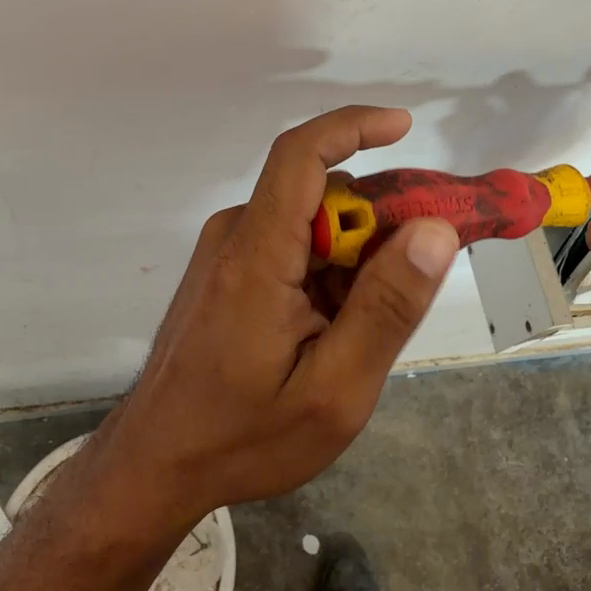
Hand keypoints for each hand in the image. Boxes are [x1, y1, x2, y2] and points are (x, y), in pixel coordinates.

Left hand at [90, 105, 461, 525]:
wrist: (155, 463)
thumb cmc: (242, 435)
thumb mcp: (334, 389)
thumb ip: (385, 307)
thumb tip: (434, 231)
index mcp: (256, 254)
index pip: (301, 155)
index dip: (353, 127)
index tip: (403, 126)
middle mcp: (235, 237)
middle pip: (318, 194)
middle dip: (382, 212)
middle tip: (434, 252)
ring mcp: (226, 254)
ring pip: (307, 224)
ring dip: (357, 249)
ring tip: (389, 308)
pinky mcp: (224, 274)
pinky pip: (288, 247)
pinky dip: (328, 268)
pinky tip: (343, 323)